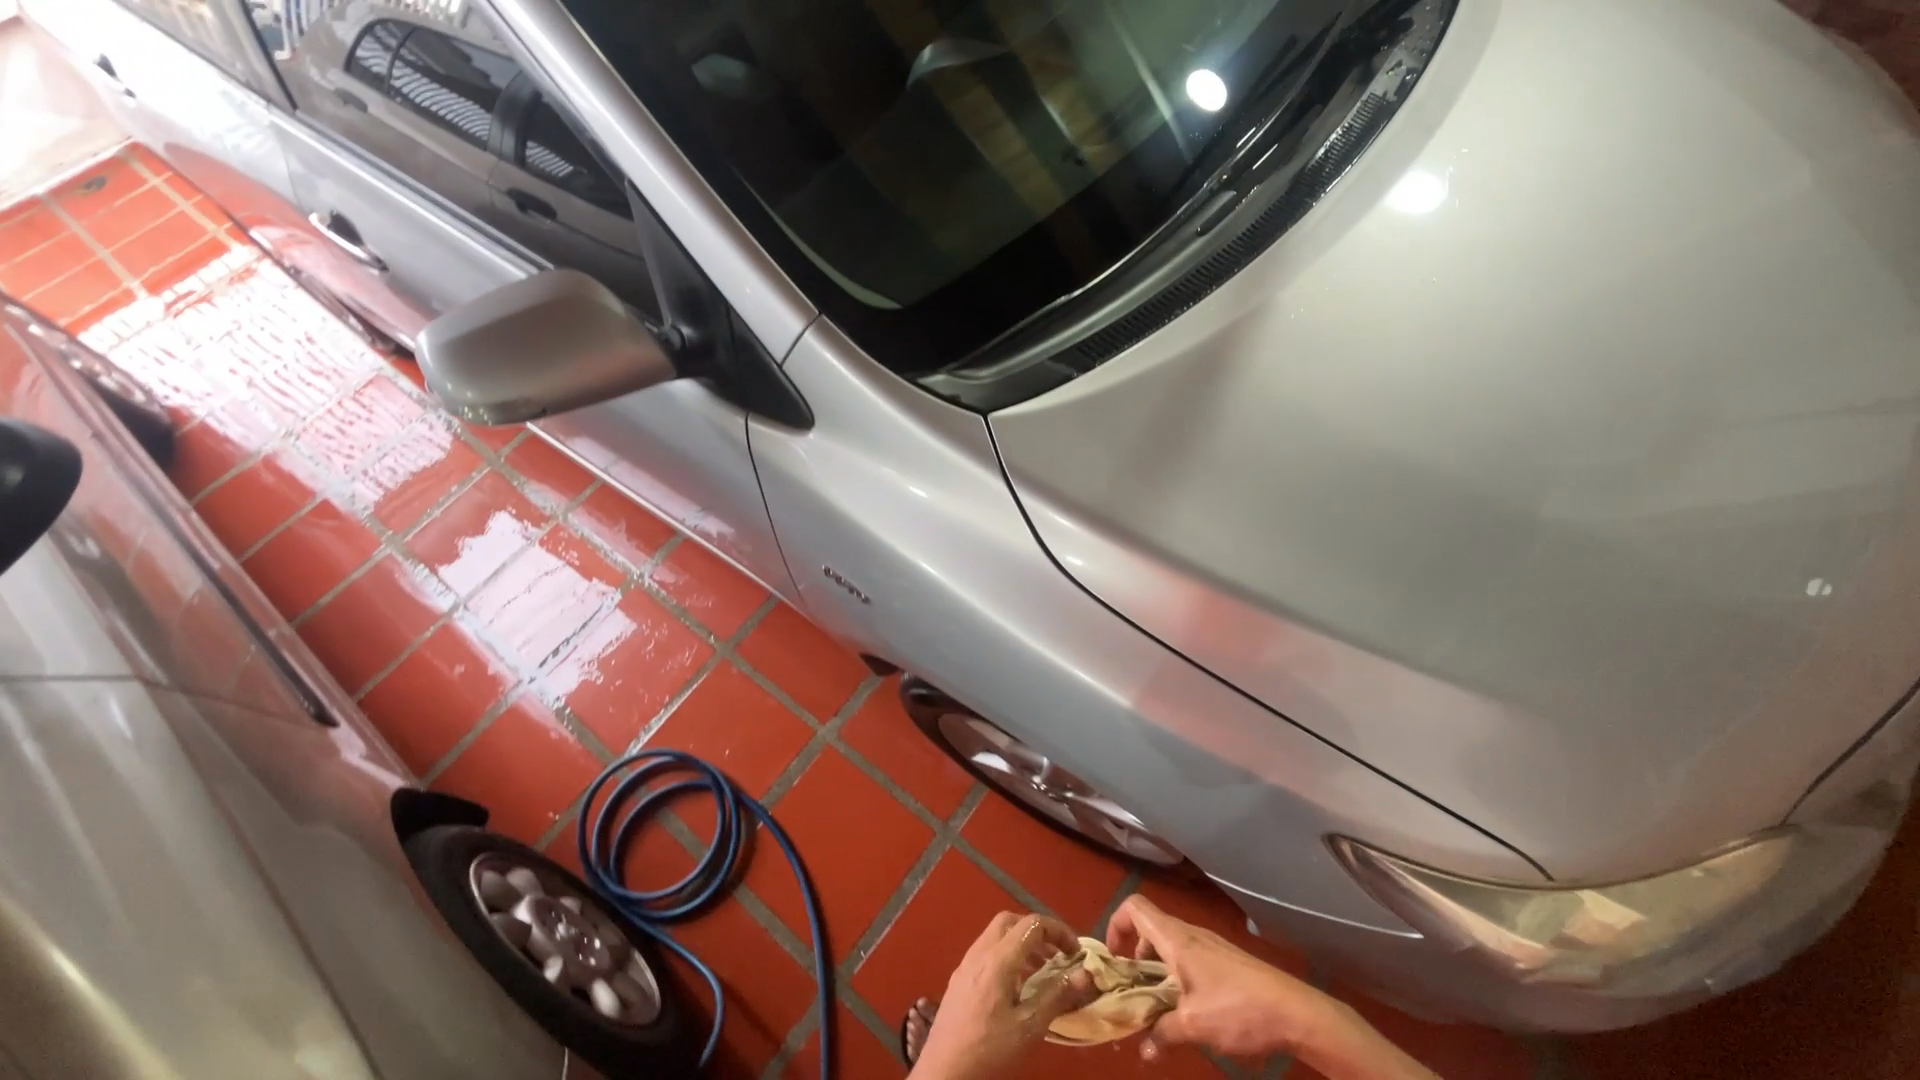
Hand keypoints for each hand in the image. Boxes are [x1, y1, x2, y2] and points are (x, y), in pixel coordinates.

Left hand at [908, 912, 1096, 1079]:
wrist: (943, 1073)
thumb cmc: (989, 1049)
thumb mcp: (1029, 1026)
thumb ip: (1058, 995)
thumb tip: (1086, 973)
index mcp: (997, 959)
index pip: (1032, 924)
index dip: (1059, 931)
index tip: (1076, 954)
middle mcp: (978, 953)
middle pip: (1010, 922)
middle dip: (1037, 931)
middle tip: (1056, 954)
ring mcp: (965, 965)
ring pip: (996, 936)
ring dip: (1021, 944)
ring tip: (1041, 970)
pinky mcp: (959, 980)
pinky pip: (986, 953)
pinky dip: (1006, 956)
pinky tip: (1016, 986)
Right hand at [1106, 893, 1334, 1058]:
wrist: (1298, 1013)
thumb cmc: (1239, 1010)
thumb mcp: (1195, 1026)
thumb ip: (1163, 1034)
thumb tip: (1144, 1051)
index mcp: (1177, 939)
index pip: (1135, 907)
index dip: (1116, 925)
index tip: (1114, 961)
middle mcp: (1191, 934)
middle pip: (1150, 928)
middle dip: (1133, 956)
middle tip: (1131, 991)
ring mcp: (1211, 947)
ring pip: (1170, 946)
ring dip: (1155, 970)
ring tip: (1156, 1005)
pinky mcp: (1226, 963)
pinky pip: (1189, 959)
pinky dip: (1176, 977)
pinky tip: (1187, 1010)